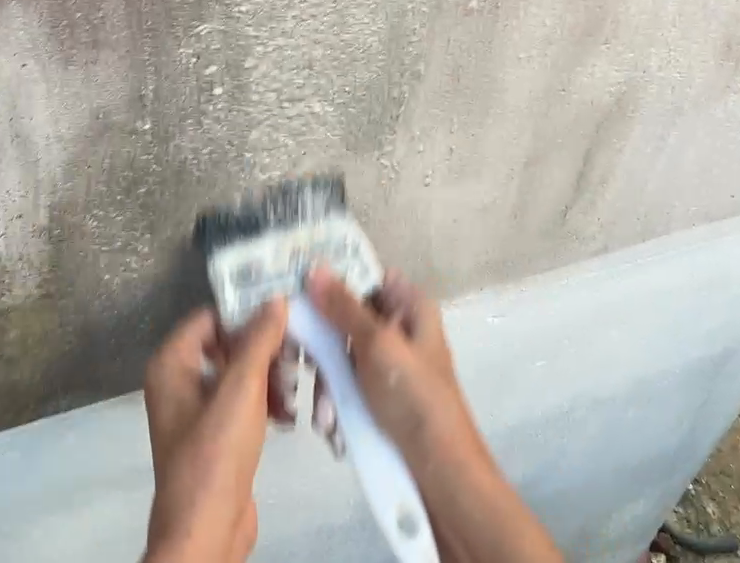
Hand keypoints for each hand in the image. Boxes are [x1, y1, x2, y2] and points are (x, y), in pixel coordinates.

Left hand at [142, 298, 288, 562]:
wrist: (207, 529)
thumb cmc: (216, 451)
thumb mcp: (241, 389)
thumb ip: (259, 340)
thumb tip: (275, 300)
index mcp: (171, 363)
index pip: (210, 317)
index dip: (244, 314)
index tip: (282, 316)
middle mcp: (177, 381)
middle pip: (226, 345)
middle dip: (262, 352)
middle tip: (293, 359)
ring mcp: (194, 410)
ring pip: (237, 375)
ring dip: (268, 379)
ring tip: (291, 394)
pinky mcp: (213, 434)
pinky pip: (240, 402)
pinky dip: (263, 403)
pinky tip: (287, 415)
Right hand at [306, 268, 563, 562]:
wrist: (440, 474)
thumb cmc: (414, 399)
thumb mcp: (376, 346)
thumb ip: (343, 307)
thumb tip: (315, 266)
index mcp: (410, 307)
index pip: (366, 277)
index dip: (334, 283)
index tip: (299, 294)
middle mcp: (400, 329)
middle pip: (347, 318)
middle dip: (324, 347)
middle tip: (302, 364)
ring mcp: (390, 364)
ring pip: (341, 355)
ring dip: (326, 384)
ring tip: (325, 415)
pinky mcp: (381, 395)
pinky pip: (347, 385)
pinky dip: (336, 402)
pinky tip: (333, 427)